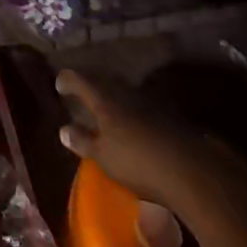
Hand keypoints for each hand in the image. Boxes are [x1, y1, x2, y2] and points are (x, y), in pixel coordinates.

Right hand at [55, 70, 221, 209]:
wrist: (188, 166)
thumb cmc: (137, 161)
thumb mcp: (103, 156)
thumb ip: (83, 141)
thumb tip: (63, 129)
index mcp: (106, 101)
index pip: (82, 82)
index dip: (68, 79)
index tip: (58, 82)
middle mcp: (125, 93)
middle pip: (105, 83)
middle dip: (92, 86)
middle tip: (81, 93)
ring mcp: (148, 101)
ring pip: (124, 92)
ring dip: (112, 97)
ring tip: (104, 108)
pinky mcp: (166, 113)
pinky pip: (140, 104)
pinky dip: (130, 110)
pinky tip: (130, 123)